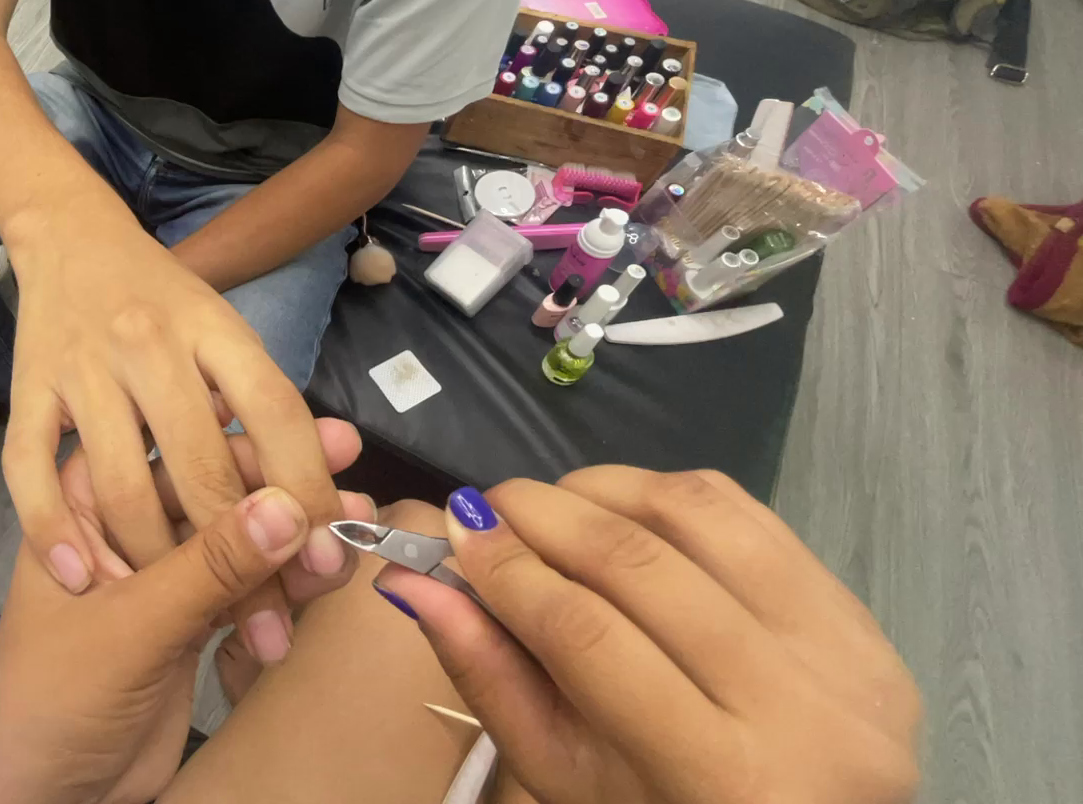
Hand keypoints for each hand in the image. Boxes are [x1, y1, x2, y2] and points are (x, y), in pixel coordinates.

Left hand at [0, 420, 373, 803]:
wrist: (53, 803)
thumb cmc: (58, 700)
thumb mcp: (131, 628)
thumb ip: (209, 569)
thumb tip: (291, 503)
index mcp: (83, 501)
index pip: (156, 439)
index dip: (222, 419)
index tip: (290, 410)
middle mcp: (124, 522)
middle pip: (206, 481)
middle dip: (273, 478)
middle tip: (342, 458)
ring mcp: (161, 569)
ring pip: (234, 532)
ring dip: (292, 529)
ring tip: (355, 519)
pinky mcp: (192, 614)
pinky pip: (247, 582)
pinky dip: (288, 578)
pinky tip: (330, 566)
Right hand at [2, 213, 352, 659]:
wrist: (72, 240)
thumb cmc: (163, 295)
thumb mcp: (224, 332)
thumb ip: (262, 405)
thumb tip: (326, 490)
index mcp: (212, 327)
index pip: (275, 413)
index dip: (308, 493)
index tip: (324, 562)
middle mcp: (148, 344)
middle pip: (202, 466)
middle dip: (244, 564)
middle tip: (268, 631)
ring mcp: (81, 368)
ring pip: (121, 485)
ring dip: (153, 562)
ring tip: (182, 618)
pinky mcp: (27, 389)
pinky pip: (30, 471)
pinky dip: (52, 532)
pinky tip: (82, 577)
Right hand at [376, 469, 920, 803]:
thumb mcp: (553, 767)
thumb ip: (481, 666)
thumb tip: (406, 580)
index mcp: (724, 779)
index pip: (587, 633)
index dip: (506, 568)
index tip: (451, 528)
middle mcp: (807, 712)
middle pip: (634, 564)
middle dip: (535, 514)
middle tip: (483, 508)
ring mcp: (847, 653)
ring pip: (689, 513)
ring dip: (594, 489)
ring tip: (547, 508)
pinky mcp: (858, 611)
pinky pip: (738, 508)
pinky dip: (655, 490)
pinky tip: (616, 513)